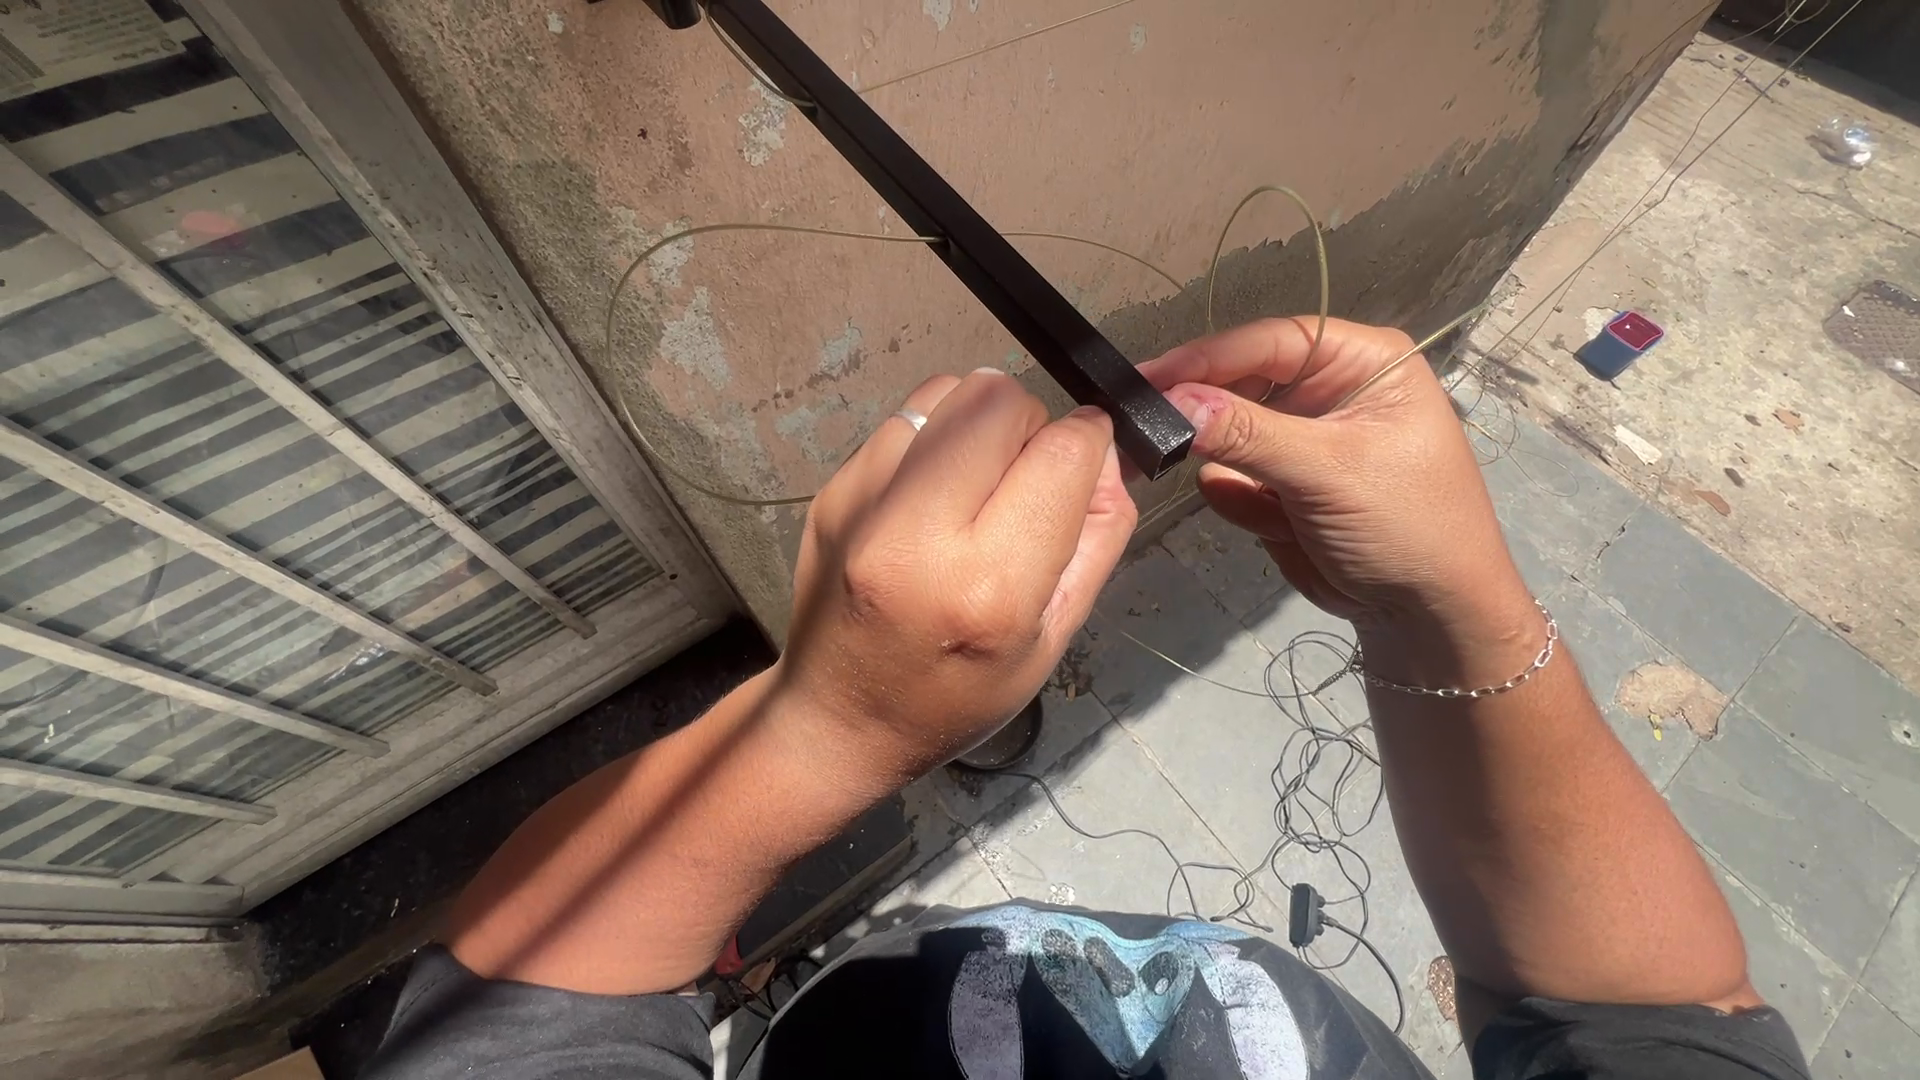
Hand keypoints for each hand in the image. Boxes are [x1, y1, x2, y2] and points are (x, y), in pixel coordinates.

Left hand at [773, 370, 1136, 784]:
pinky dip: (935, 437)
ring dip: (981, 423)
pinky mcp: (832, 486)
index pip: (1064, 452)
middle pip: (1001, 397)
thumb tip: (1105, 448)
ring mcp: (862, 500)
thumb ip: (1098, 534)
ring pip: (951, 389)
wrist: (839, 716)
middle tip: (1022, 480)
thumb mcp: (1053, 639)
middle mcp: (916, 531)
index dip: (1090, 445)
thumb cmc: (959, 694)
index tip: (1083, 468)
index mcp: (988, 588)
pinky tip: (929, 493)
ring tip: (974, 485)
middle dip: (1032, 426)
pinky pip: (906, 416)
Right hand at [1138, 318, 1536, 679]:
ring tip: (1260, 502)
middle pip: (1239, 383)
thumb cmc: (1404, 525)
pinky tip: (1276, 525)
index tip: (1147, 378)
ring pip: (1225, 435)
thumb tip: (1171, 401)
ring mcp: (1295, 440)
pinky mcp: (1274, 483)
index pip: (1268, 341)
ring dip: (1231, 469)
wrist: (1423, 614)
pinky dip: (1240, 502)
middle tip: (1151, 430)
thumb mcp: (1329, 471)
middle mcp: (1323, 391)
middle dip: (1208, 415)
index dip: (1206, 357)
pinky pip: (1227, 479)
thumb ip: (1247, 434)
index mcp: (1358, 363)